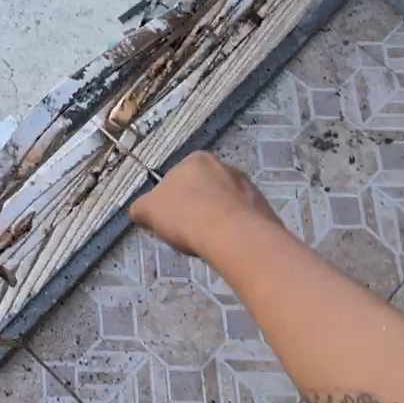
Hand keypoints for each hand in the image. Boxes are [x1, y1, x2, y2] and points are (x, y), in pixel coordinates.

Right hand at [130, 152, 282, 260]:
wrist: (233, 235)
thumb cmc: (185, 216)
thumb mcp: (147, 211)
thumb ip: (140, 208)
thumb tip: (139, 211)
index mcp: (196, 160)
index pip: (174, 178)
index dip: (167, 201)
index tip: (166, 220)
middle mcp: (224, 165)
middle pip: (200, 190)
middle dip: (192, 207)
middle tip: (184, 231)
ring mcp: (248, 185)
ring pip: (221, 203)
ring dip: (213, 217)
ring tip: (205, 240)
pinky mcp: (264, 206)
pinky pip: (240, 217)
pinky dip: (231, 228)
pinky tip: (224, 243)